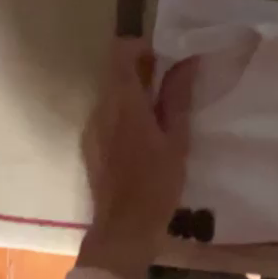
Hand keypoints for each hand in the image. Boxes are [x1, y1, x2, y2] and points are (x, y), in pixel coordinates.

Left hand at [78, 39, 192, 278]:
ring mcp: (92, 128)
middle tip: (170, 88)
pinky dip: (124, 116)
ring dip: (133, 96)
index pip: (121, 51)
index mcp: (124, 102)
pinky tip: (144, 141)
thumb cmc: (156, 186)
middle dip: (141, 72)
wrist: (123, 230)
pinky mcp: (91, 146)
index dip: (142, 48)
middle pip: (114, 72)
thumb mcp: (176, 141)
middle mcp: (101, 108)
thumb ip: (178, 99)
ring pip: (111, 96)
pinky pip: (106, 117)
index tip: (165, 60)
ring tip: (161, 117)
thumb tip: (187, 62)